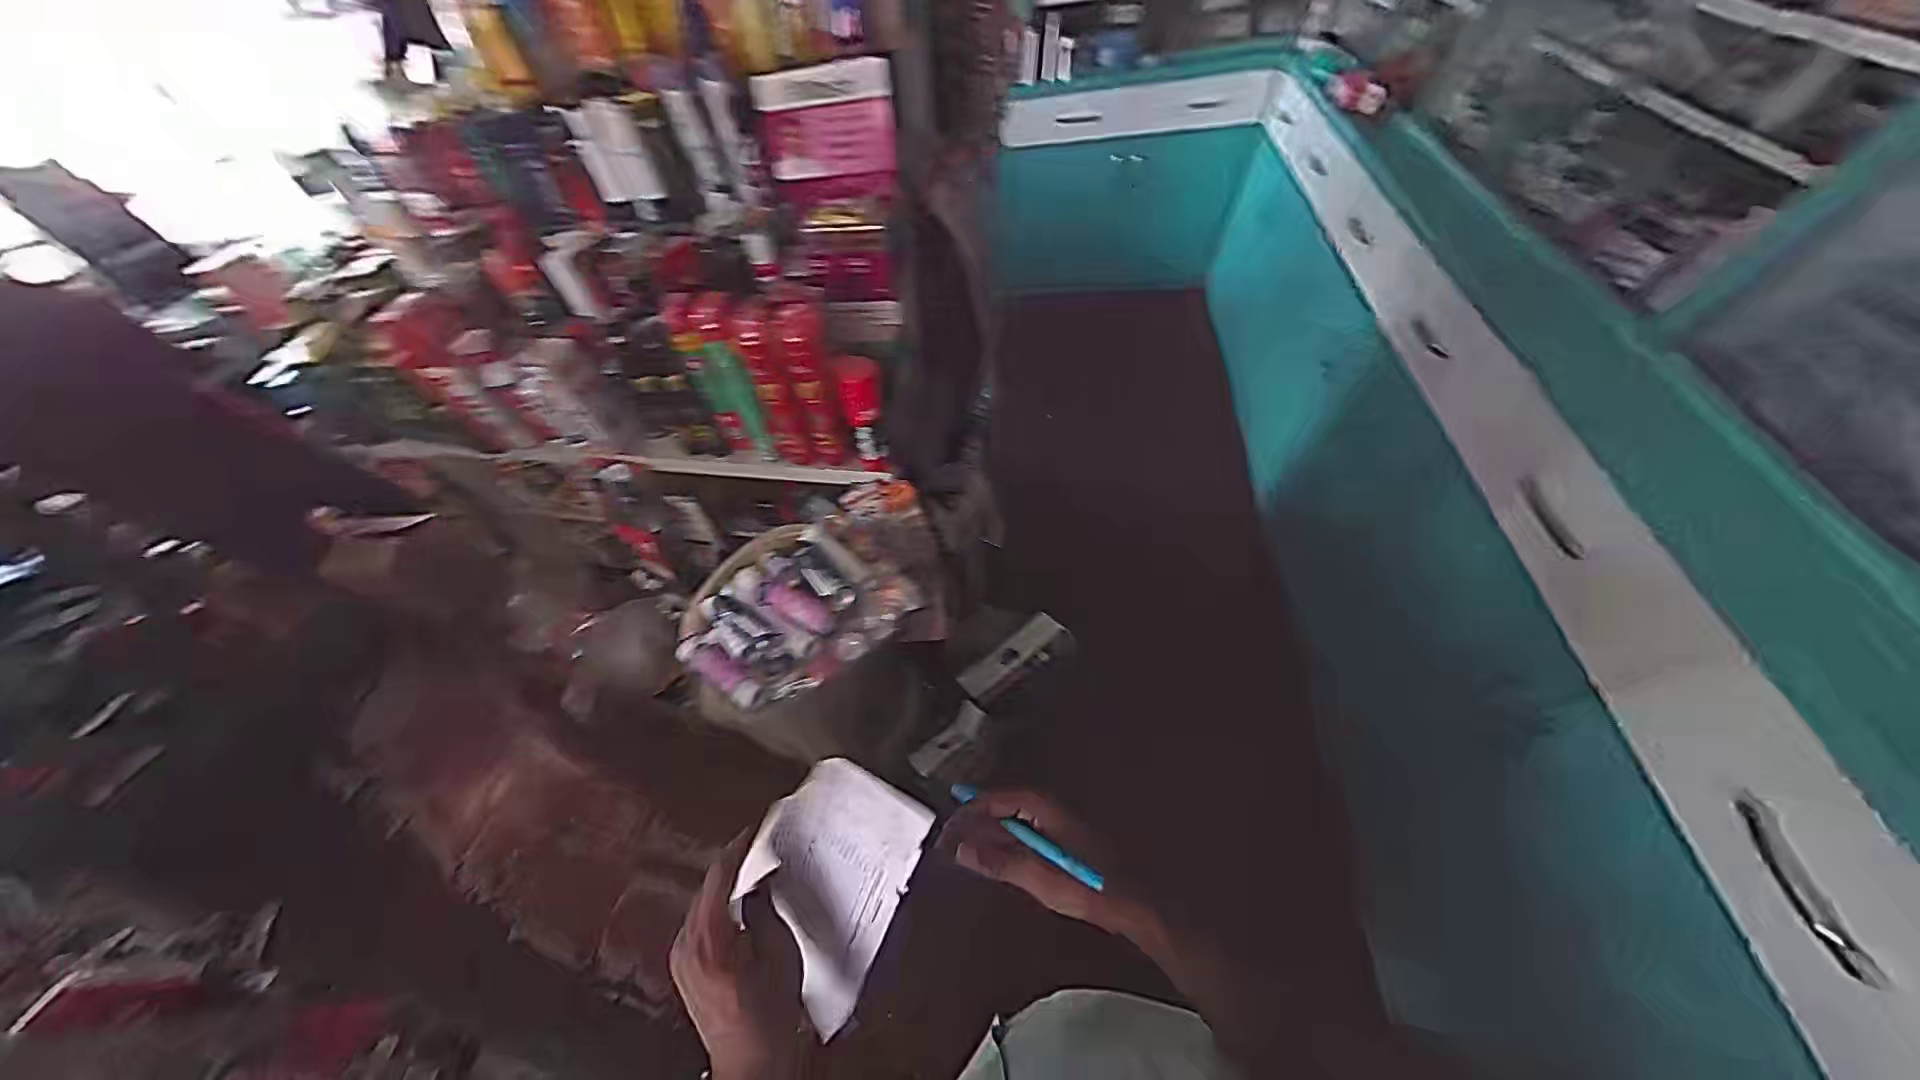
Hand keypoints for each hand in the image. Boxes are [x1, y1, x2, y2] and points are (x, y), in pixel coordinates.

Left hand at [670, 832, 811, 1079]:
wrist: (750, 1059)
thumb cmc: (766, 1019)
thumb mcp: (781, 952)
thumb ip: (768, 908)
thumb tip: (764, 880)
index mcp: (709, 941)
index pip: (719, 875)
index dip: (739, 846)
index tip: (753, 828)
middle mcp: (687, 947)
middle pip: (708, 885)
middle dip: (734, 863)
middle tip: (757, 843)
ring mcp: (680, 957)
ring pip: (703, 900)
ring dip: (726, 882)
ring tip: (751, 867)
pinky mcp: (682, 965)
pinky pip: (699, 918)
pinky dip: (718, 903)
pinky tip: (737, 899)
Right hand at [939, 789, 1148, 938]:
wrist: (1134, 903)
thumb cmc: (1094, 886)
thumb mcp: (1042, 878)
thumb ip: (1002, 862)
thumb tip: (965, 848)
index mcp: (1043, 807)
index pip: (994, 799)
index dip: (967, 813)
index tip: (948, 831)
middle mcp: (1046, 809)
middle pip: (999, 808)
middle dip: (971, 824)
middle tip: (948, 845)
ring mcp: (1052, 825)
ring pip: (1007, 823)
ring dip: (983, 836)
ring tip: (962, 854)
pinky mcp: (1056, 842)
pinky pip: (1018, 836)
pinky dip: (999, 846)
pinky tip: (991, 862)